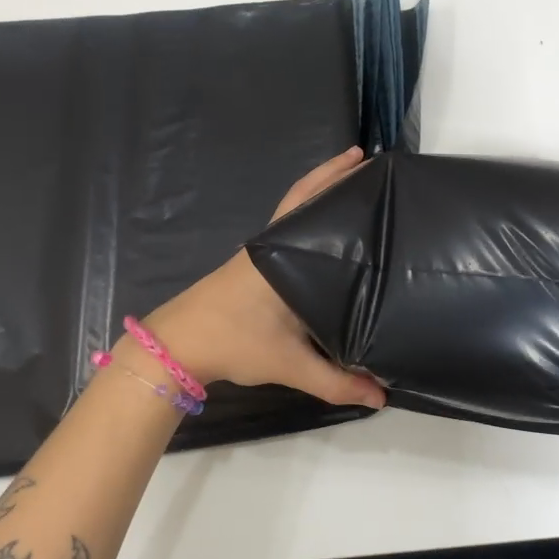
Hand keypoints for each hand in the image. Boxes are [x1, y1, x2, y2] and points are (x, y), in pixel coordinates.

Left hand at [135, 148, 385, 409]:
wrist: (177, 347)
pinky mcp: (252, 266)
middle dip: (335, 176)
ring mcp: (260, 252)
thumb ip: (337, 382)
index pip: (312, 202)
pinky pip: (286, 229)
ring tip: (356, 191)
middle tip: (370, 166)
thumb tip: (381, 397)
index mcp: (283, 253)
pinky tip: (326, 235)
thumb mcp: (290, 364)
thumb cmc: (234, 342)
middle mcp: (272, 243)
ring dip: (320, 195)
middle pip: (304, 195)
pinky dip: (308, 218)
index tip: (369, 161)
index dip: (337, 177)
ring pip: (294, 211)